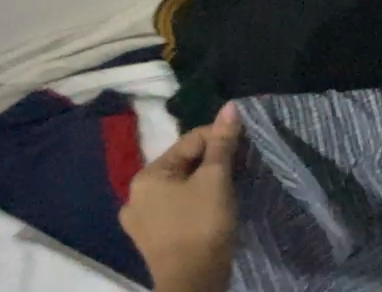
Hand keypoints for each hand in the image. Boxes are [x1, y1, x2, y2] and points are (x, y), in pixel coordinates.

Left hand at [120, 104, 241, 291]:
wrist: (193, 281)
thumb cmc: (202, 224)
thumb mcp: (216, 177)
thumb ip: (223, 141)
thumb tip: (230, 107)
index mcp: (147, 176)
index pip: (191, 140)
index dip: (222, 137)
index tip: (246, 144)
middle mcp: (135, 195)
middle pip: (184, 161)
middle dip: (213, 159)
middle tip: (241, 164)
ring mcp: (140, 219)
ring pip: (181, 184)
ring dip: (205, 179)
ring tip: (229, 183)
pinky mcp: (151, 236)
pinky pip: (176, 204)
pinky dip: (195, 198)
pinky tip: (211, 204)